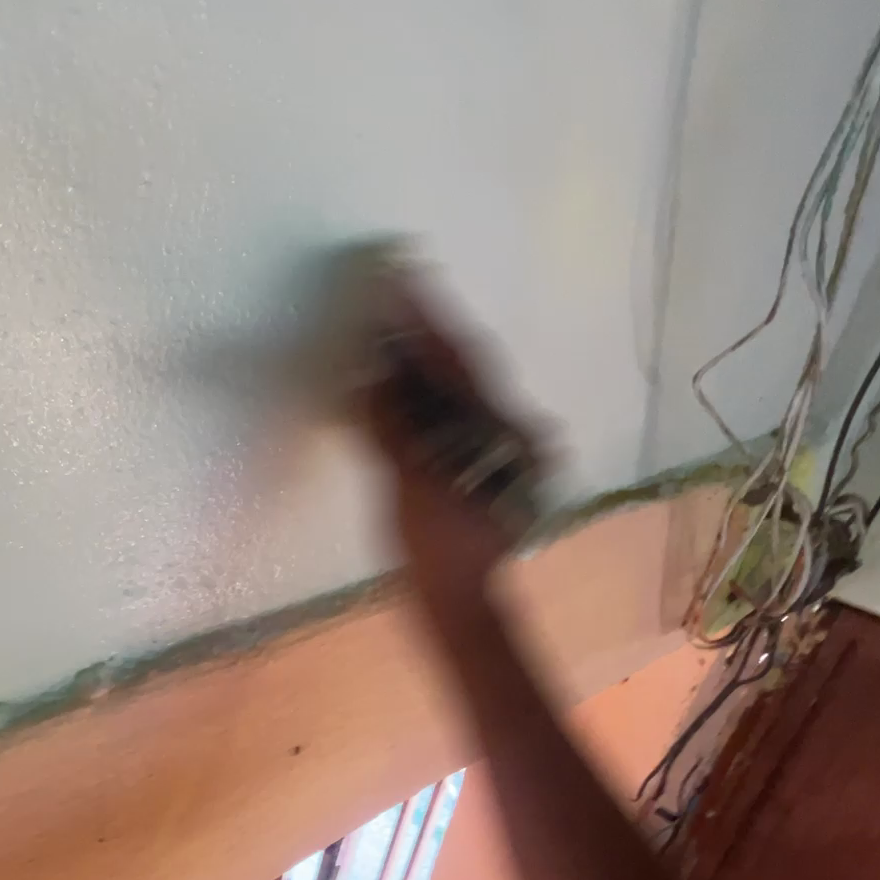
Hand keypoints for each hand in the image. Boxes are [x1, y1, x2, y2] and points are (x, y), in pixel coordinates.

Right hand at [361, 273, 535, 613]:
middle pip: (468, 362)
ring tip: (407, 312)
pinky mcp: (477, 461)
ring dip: (433, 347)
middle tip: (407, 278)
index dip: (424, 319)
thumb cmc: (439, 552)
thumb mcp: (412, 489)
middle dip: (435, 320)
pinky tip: (411, 373)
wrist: (461, 601)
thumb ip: (394, 428)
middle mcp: (507, 430)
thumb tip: (372, 372)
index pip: (455, 362)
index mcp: (496, 433)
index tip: (400, 279)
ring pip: (464, 383)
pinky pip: (454, 408)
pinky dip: (429, 385)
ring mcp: (495, 446)